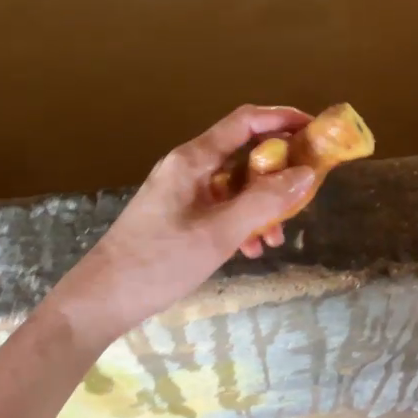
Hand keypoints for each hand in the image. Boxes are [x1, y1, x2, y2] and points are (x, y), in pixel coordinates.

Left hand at [51, 105, 317, 342]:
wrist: (101, 299)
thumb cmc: (158, 261)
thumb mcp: (218, 234)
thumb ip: (263, 202)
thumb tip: (306, 174)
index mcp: (193, 158)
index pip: (244, 121)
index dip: (282, 118)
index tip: (315, 129)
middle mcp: (188, 166)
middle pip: (243, 152)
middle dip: (278, 171)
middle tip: (306, 191)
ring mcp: (182, 191)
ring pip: (235, 184)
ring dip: (262, 204)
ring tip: (277, 237)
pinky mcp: (179, 215)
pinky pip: (221, 206)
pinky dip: (242, 221)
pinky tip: (251, 250)